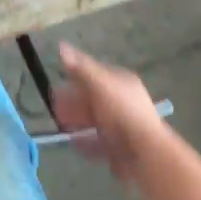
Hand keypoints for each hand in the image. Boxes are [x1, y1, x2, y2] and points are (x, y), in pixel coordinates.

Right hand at [51, 42, 173, 180]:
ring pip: (95, 120)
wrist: (144, 154)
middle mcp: (123, 101)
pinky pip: (99, 141)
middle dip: (73, 103)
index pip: (95, 74)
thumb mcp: (100, 84)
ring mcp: (122, 126)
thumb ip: (81, 67)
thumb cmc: (122, 113)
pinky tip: (74, 143)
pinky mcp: (120, 148)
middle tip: (56, 110)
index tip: (58, 86)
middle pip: (93, 98)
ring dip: (77, 122)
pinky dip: (86, 141)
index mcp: (122, 82)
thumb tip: (61, 45)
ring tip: (62, 127)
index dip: (76, 77)